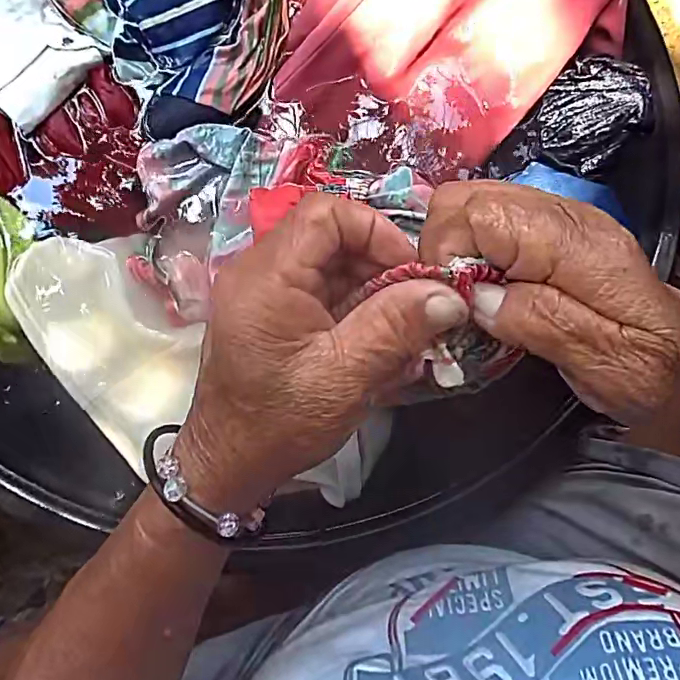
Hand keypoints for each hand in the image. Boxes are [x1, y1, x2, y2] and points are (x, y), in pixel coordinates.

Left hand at [176, 193, 469, 510]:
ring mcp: (268, 290)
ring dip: (376, 287)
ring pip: (335, 262)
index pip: (326, 213)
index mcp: (268, 276)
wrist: (229, 466)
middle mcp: (261, 271)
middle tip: (417, 301)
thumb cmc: (278, 423)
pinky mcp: (277, 310)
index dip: (376, 230)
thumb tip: (450, 294)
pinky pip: (327, 289)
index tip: (410, 270)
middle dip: (383, 264)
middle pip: (333, 236)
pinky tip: (383, 339)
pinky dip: (360, 306)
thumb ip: (397, 328)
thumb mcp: (345, 376)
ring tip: (406, 326)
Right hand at [418, 181, 679, 425]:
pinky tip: (488, 289)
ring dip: (455, 251)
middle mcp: (564, 216)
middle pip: (464, 198)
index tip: (454, 307)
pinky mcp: (549, 229)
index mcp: (578, 245)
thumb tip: (475, 296)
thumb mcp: (613, 368)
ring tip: (471, 299)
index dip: (447, 257)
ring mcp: (556, 216)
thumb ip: (544, 324)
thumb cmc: (659, 373)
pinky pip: (487, 220)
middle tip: (457, 303)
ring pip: (470, 203)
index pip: (477, 214)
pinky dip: (471, 251)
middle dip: (442, 250)